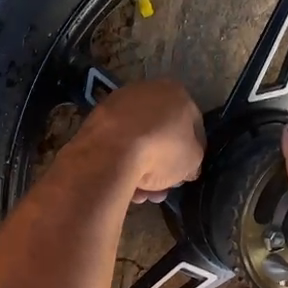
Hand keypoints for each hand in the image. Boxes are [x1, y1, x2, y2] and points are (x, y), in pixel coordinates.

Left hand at [80, 79, 204, 202]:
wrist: (110, 151)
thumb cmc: (162, 149)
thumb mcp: (193, 160)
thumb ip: (193, 159)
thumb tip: (187, 167)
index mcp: (176, 93)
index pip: (193, 124)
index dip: (193, 151)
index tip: (186, 173)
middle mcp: (146, 91)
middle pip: (161, 134)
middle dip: (162, 166)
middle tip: (162, 189)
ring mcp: (117, 105)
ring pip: (137, 142)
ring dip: (142, 170)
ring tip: (142, 196)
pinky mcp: (94, 121)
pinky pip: (116, 146)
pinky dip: (121, 164)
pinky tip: (124, 187)